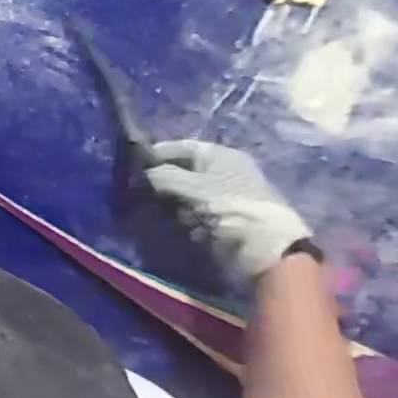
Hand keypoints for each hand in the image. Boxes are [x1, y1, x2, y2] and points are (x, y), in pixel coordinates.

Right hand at [144, 140, 309, 279]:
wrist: (267, 250)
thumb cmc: (227, 207)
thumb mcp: (187, 186)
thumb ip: (159, 175)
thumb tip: (143, 174)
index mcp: (220, 154)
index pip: (177, 146)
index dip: (152, 155)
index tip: (131, 170)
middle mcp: (225, 169)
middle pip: (181, 168)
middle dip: (160, 180)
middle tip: (141, 193)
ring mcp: (228, 192)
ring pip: (185, 190)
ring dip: (169, 200)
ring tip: (156, 211)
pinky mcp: (229, 214)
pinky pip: (195, 208)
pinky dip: (181, 214)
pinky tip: (173, 222)